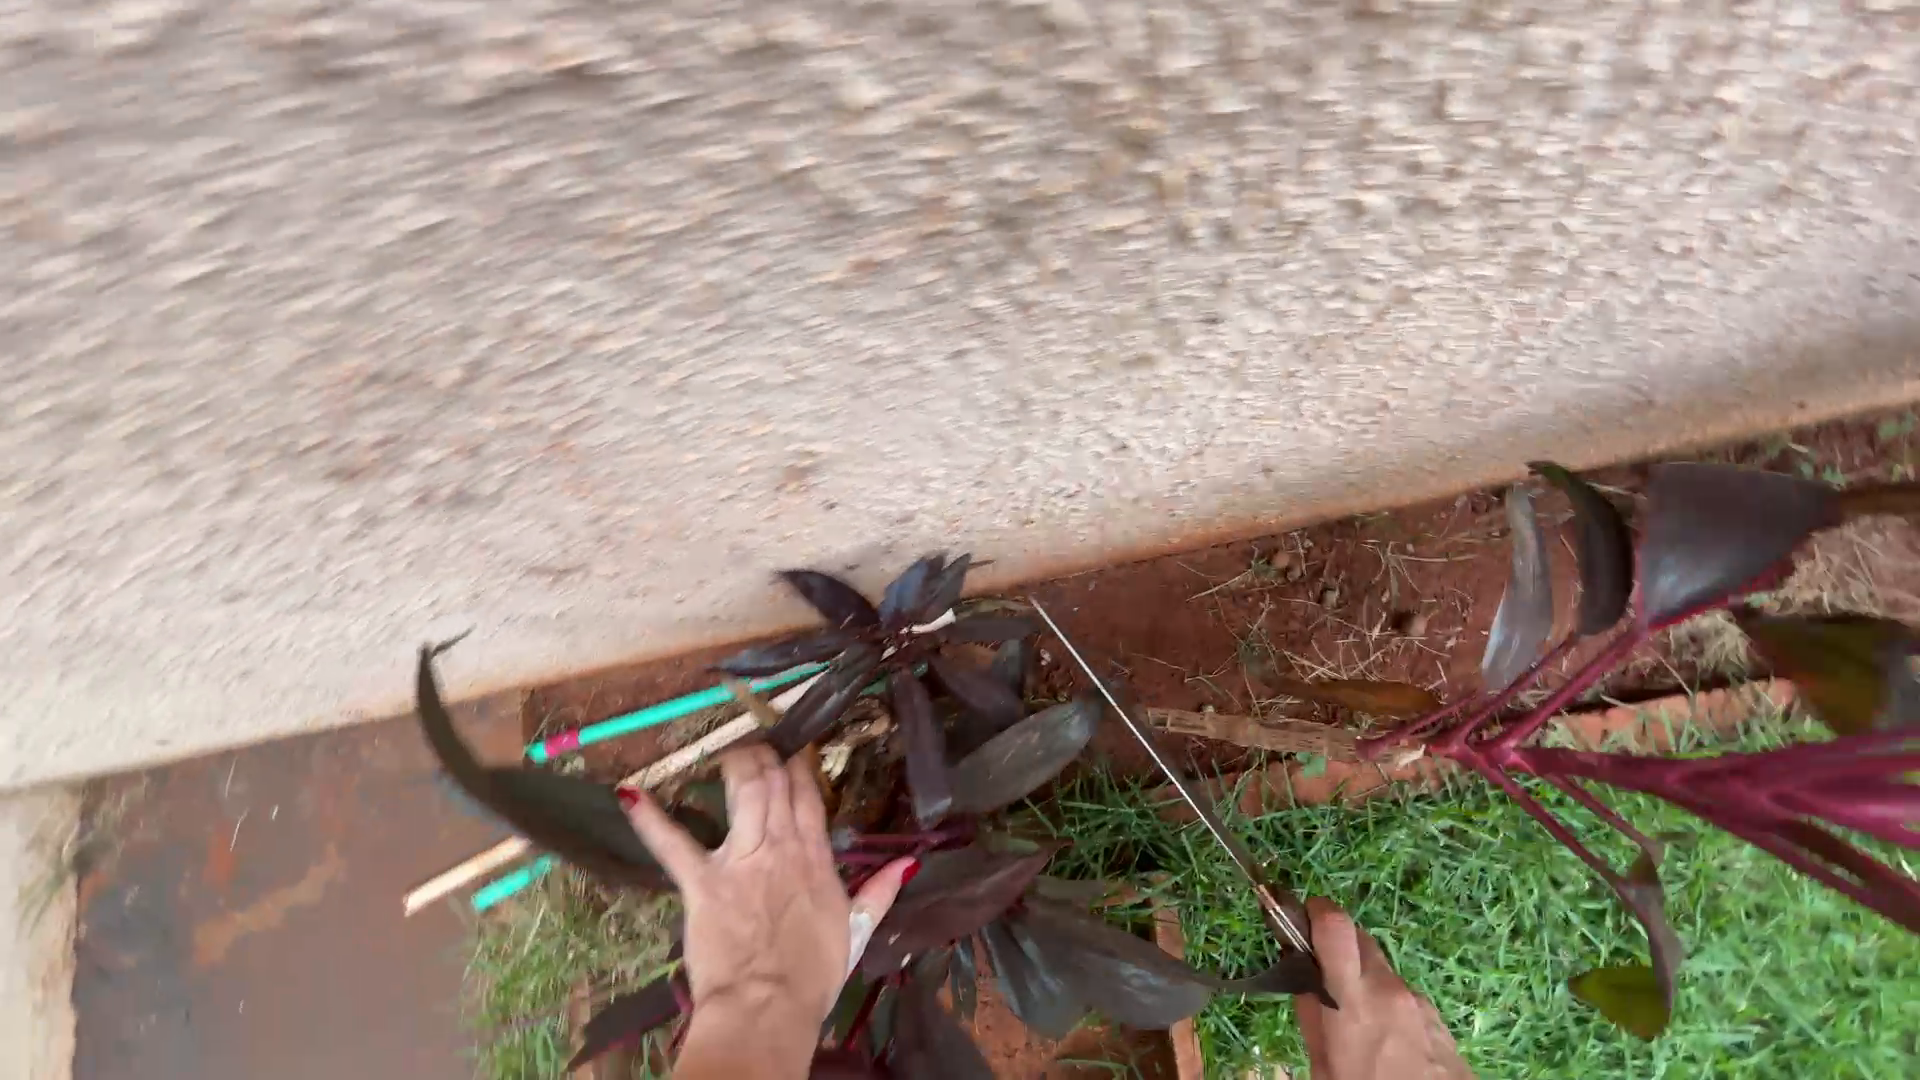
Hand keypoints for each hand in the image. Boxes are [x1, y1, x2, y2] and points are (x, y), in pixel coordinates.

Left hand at [625, 745, 913, 1078]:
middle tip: (757, 744)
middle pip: (774, 783)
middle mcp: (779, 845)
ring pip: (742, 792)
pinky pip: (673, 844)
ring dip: (735, 765)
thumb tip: (909, 861)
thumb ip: (881, 890)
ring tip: (728, 751)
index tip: (792, 751)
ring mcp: (740, 859)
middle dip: (766, 756)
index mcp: (814, 856)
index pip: (807, 796)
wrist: (768, 1009)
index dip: (799, 767)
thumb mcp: (856, 929)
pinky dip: (650, 819)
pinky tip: (630, 793)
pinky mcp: (702, 881)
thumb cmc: (813, 974)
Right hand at [1296, 898, 1473, 1079]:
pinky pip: (1408, 1001)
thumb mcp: (1322, 1066)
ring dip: (1367, 983)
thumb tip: (1304, 976)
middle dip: (1339, 949)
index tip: (1302, 923)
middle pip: (1359, 939)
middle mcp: (1389, 989)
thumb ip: (1312, 1013)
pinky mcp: (1443, 1025)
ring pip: (1383, 972)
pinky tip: (1393, 1047)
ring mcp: (1421, 1005)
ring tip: (1365, 1028)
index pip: (1334, 923)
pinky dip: (1393, 1010)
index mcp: (1352, 997)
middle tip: (1329, 981)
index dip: (1317, 912)